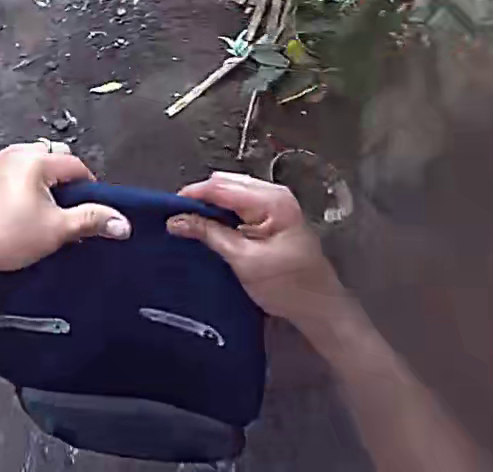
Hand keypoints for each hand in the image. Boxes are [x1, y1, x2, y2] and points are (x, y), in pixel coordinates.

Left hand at [0, 142, 130, 287]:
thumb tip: (123, 222)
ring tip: (44, 208)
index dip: (88, 186)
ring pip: (31, 160)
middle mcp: (15, 153)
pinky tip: (20, 207)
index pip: (74, 165)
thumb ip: (92, 220)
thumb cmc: (11, 238)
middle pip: (52, 156)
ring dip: (42, 177)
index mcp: (35, 160)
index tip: (90, 210)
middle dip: (64, 177)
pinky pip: (12, 168)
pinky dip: (22, 179)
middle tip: (66, 207)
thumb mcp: (57, 230)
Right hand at [167, 171, 344, 322]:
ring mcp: (276, 200)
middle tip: (179, 214)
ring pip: (232, 189)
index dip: (193, 194)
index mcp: (272, 201)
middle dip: (201, 196)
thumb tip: (175, 220)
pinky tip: (212, 221)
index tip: (170, 207)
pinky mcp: (274, 211)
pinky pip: (241, 199)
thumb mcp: (243, 260)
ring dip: (211, 202)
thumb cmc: (287, 287)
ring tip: (191, 218)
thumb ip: (209, 234)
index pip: (222, 187)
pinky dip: (223, 207)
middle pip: (226, 183)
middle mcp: (274, 192)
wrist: (322, 310)